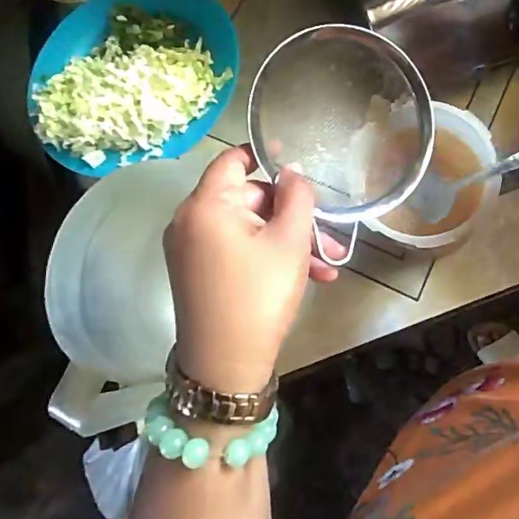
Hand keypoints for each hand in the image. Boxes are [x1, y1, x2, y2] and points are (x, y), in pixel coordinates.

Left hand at [164, 145, 342, 393]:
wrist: (226, 364)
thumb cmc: (260, 294)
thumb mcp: (289, 241)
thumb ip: (296, 196)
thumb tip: (292, 171)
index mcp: (206, 206)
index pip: (232, 160)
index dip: (264, 154)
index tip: (297, 159)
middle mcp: (191, 222)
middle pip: (248, 199)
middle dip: (292, 214)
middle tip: (328, 236)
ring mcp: (193, 249)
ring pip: (250, 228)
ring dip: (290, 240)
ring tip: (327, 264)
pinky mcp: (199, 272)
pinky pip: (239, 249)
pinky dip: (270, 256)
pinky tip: (311, 276)